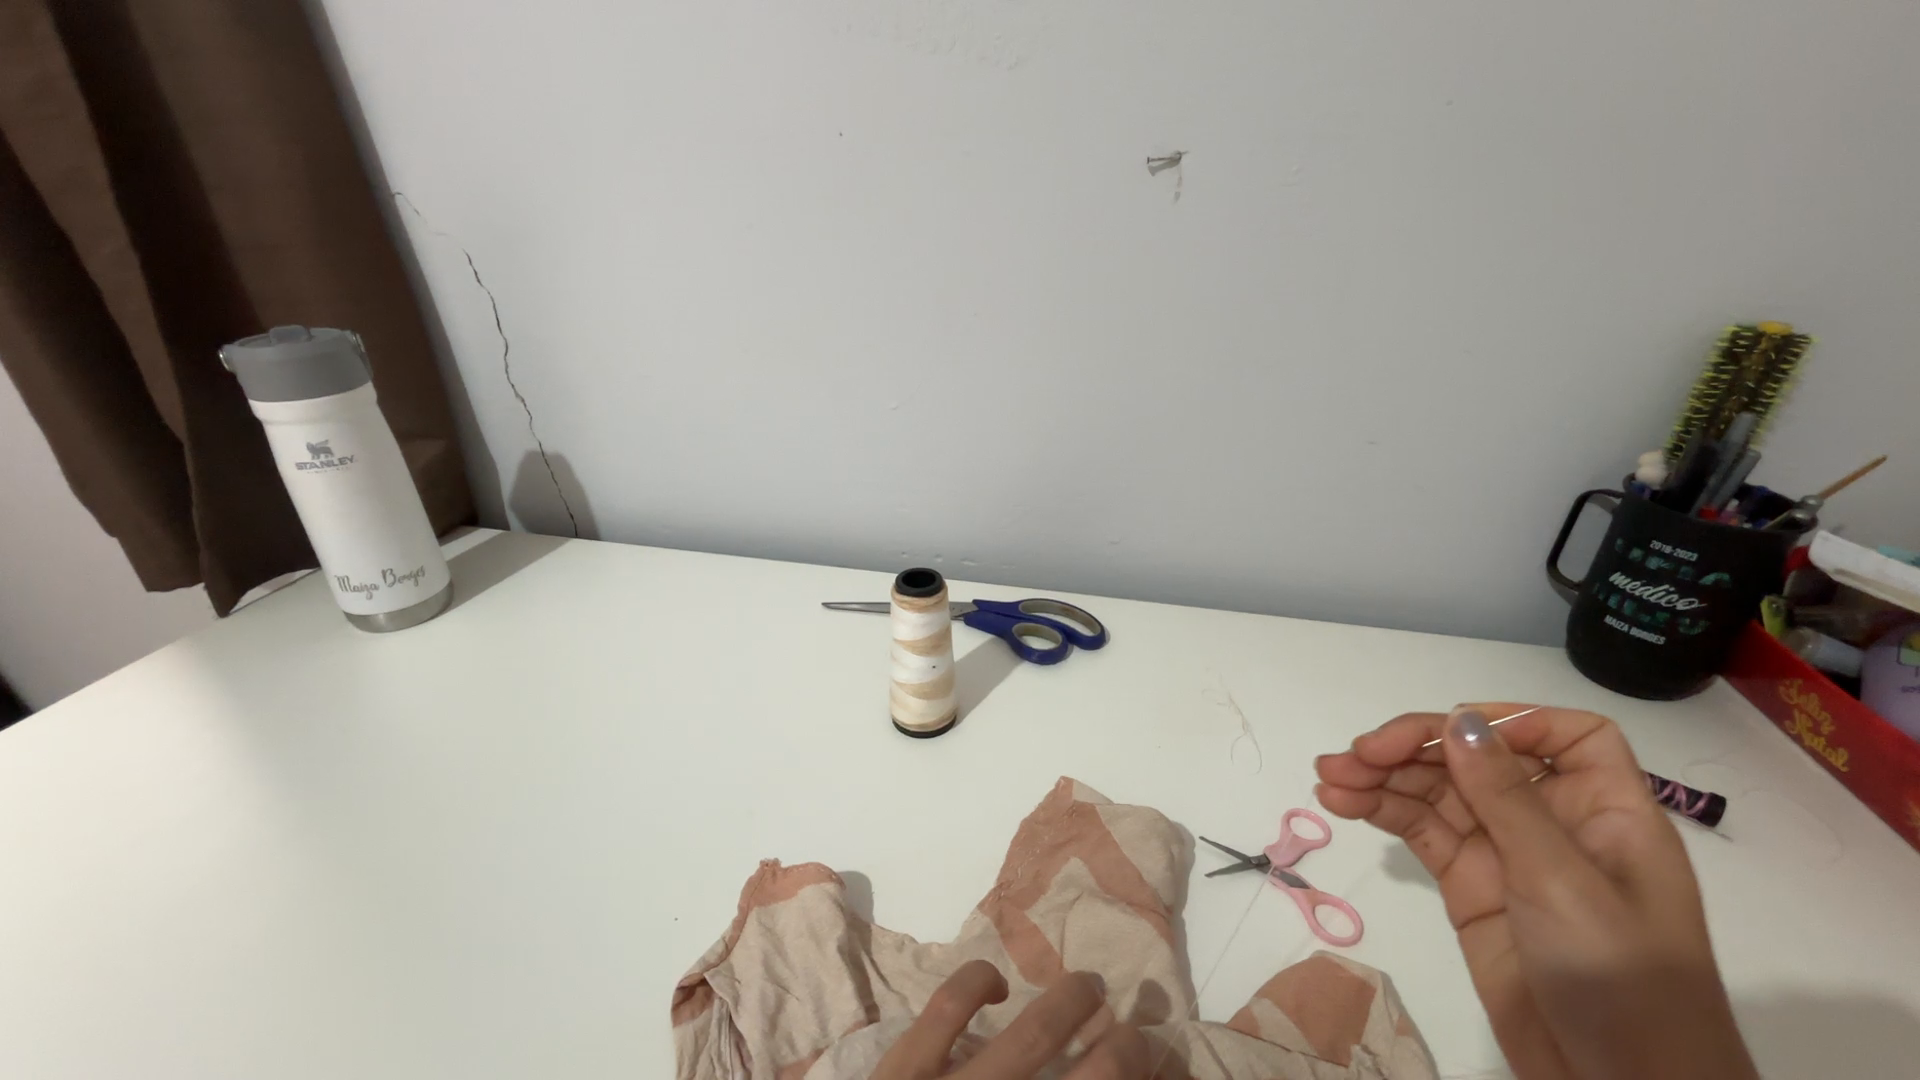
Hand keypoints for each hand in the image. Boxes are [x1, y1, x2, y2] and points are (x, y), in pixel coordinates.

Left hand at [870, 962, 1146, 1078]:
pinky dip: (978, 982)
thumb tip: (1081, 1076)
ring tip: (1087, 986)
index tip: (1153, 1069)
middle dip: (1124, 1054)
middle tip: (1136, 1035)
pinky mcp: (902, 1069)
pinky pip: (947, 1007)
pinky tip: (996, 988)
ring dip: (1070, 1003)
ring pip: (1029, 1035)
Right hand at [1314, 705, 1756, 1079]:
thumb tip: (1459, 720)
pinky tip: (1340, 802)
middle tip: (1357, 754)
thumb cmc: (1620, 980)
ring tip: (1328, 775)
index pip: (1565, 736)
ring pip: (1438, 791)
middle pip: (1478, 757)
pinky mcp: (1468, 885)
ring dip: (1383, 777)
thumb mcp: (1562, 881)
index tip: (1448, 731)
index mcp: (1604, 810)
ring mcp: (1505, 853)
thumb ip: (1506, 797)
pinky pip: (1420, 831)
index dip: (1510, 721)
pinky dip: (1380, 811)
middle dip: (1417, 747)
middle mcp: (1553, 821)